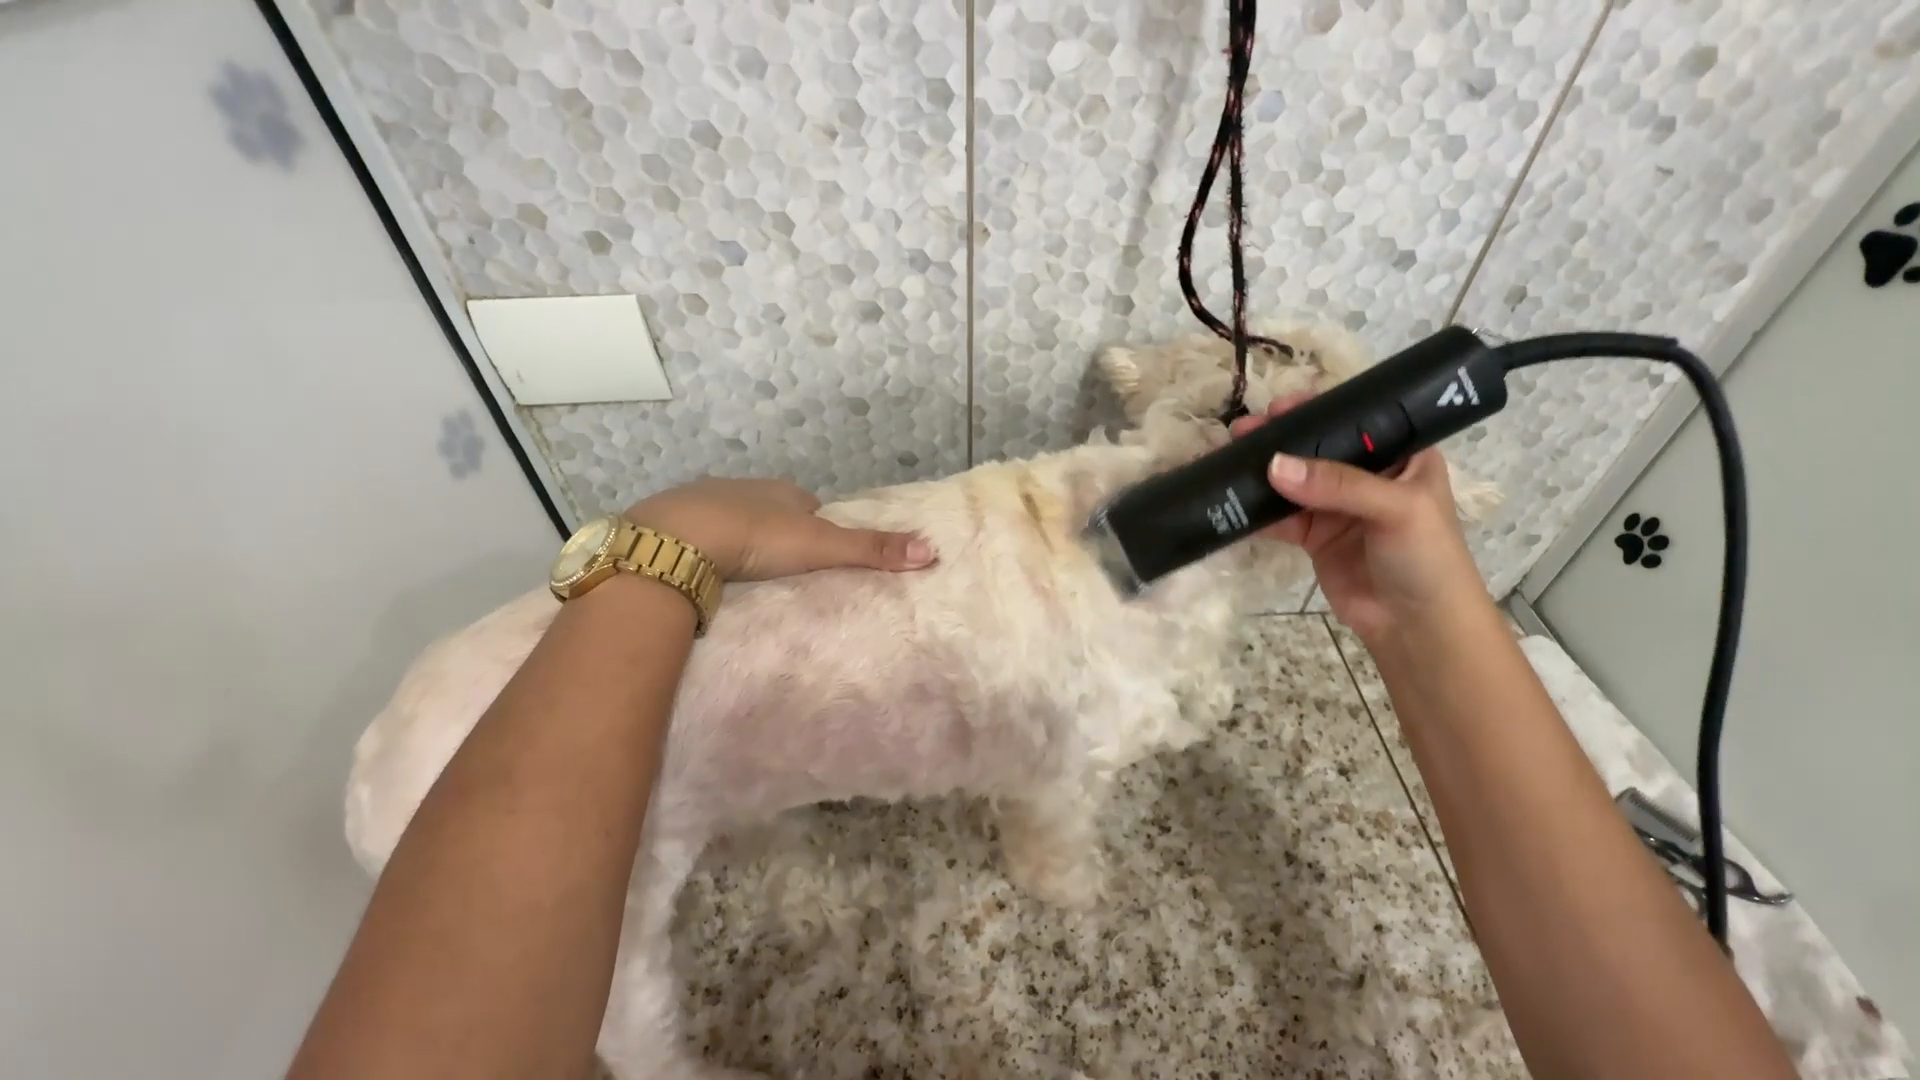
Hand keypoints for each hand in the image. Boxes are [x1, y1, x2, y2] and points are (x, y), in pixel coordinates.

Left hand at [623, 478, 934, 581]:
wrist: (679, 537)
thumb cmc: (757, 536)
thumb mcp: (821, 545)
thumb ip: (871, 550)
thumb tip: (931, 551)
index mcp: (783, 491)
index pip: (810, 508)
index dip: (818, 529)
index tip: (820, 556)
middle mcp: (746, 488)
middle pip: (772, 512)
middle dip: (778, 534)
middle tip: (783, 569)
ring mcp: (706, 501)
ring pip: (733, 520)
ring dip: (741, 540)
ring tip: (746, 573)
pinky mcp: (673, 520)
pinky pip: (699, 533)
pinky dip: (707, 547)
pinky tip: (708, 567)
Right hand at [1229, 394, 1489, 644]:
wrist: (1418, 627)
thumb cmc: (1427, 558)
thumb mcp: (1395, 509)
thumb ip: (1337, 484)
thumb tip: (1274, 466)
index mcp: (1402, 456)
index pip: (1357, 421)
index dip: (1319, 410)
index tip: (1280, 407)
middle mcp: (1367, 476)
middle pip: (1317, 448)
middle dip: (1281, 439)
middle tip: (1242, 431)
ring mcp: (1337, 508)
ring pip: (1293, 481)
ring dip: (1263, 471)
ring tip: (1228, 457)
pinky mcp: (1314, 537)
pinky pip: (1280, 516)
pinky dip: (1257, 510)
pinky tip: (1232, 499)